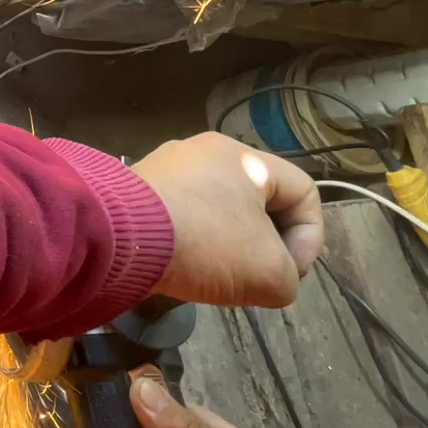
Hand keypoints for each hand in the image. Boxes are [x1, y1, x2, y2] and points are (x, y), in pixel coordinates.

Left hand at [131, 132, 320, 306]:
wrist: (116, 236)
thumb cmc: (204, 242)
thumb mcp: (272, 273)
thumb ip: (289, 275)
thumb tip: (267, 272)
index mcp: (240, 156)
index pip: (302, 191)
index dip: (310, 236)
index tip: (289, 269)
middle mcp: (200, 152)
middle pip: (257, 199)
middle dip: (265, 242)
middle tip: (257, 275)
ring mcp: (163, 167)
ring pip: (217, 208)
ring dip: (227, 244)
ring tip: (218, 274)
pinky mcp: (136, 187)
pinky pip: (181, 213)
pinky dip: (191, 239)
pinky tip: (183, 263)